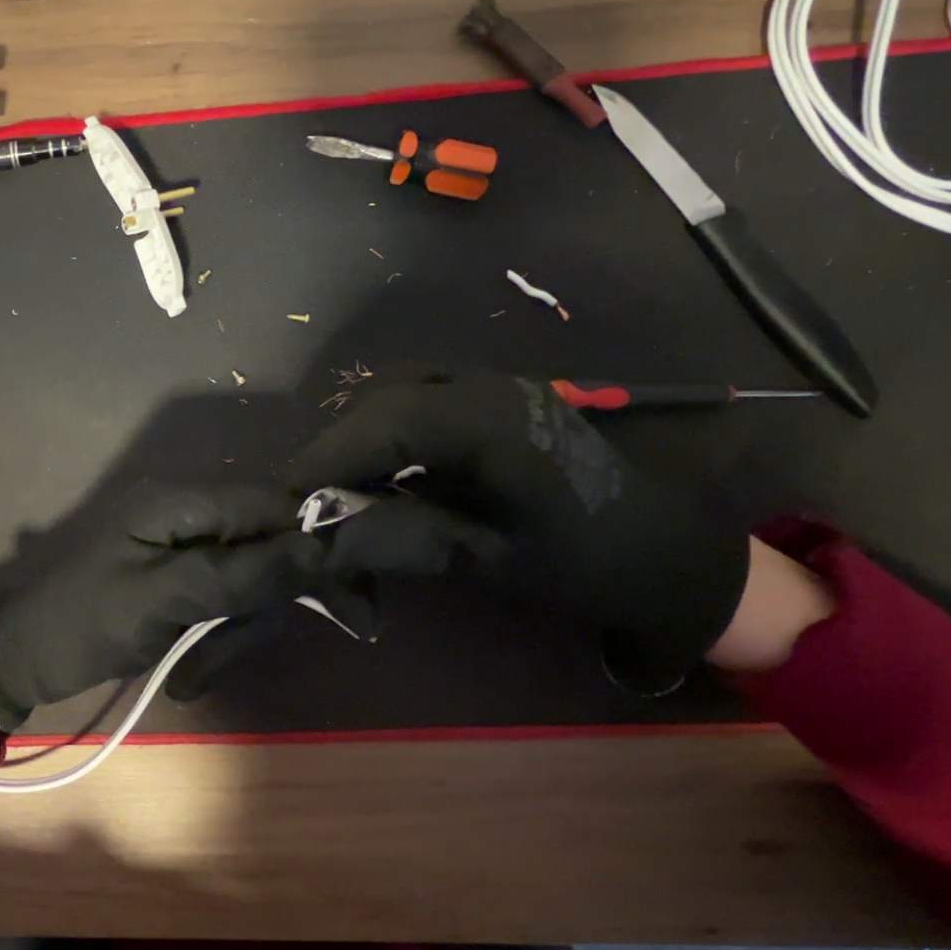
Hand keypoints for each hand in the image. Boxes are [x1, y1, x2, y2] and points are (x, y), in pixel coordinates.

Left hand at [0, 483, 322, 729]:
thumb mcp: (164, 598)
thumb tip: (321, 549)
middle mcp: (186, 513)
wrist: (23, 655)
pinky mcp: (177, 576)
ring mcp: (181, 546)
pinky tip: (190, 669)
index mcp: (180, 500)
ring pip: (247, 581)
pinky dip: (216, 636)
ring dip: (234, 631)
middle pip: (265, 547)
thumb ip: (241, 572)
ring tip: (194, 671)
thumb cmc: (85, 623)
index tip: (350, 602)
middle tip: (232, 650)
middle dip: (261, 605)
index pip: (274, 504)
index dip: (316, 546)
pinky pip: (221, 599)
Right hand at [288, 364, 750, 688]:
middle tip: (312, 495)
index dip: (329, 455)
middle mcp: (490, 390)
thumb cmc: (578, 562)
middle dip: (340, 443)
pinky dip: (389, 423)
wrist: (658, 549)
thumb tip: (325, 534)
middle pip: (387, 395)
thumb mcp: (486, 558)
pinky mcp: (498, 398)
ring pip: (403, 387)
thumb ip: (403, 536)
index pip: (387, 421)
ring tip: (344, 480)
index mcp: (493, 427)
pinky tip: (386, 465)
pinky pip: (424, 393)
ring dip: (362, 429)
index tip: (292, 497)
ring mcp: (496, 387)